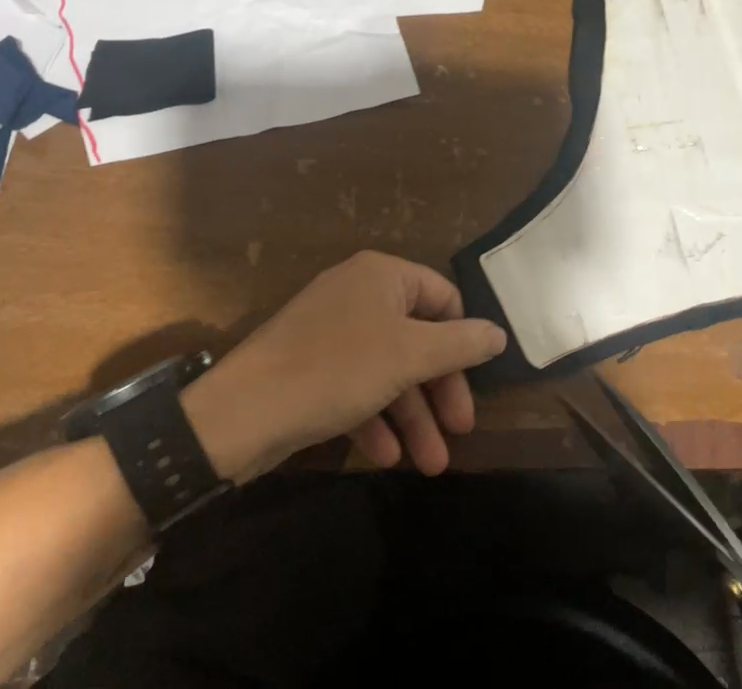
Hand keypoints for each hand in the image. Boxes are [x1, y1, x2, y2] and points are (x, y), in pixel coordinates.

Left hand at [181, 251, 508, 480]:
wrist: (241, 413)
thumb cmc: (337, 370)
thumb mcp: (410, 356)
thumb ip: (462, 344)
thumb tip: (500, 334)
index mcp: (382, 277)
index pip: (443, 298)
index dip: (464, 340)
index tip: (477, 381)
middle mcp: (358, 296)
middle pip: (418, 340)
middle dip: (440, 391)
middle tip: (461, 431)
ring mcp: (332, 334)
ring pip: (389, 371)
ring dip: (413, 417)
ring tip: (431, 465)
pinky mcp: (311, 370)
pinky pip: (357, 388)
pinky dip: (376, 419)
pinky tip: (386, 457)